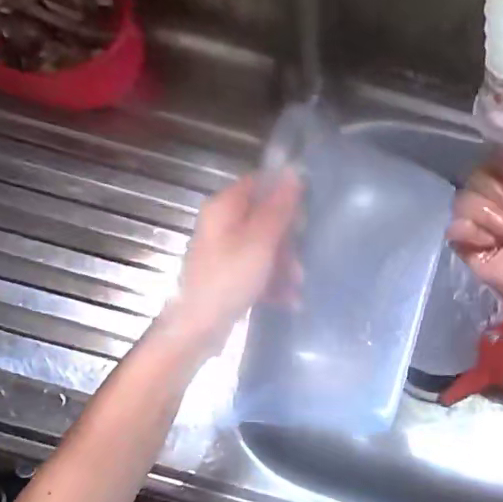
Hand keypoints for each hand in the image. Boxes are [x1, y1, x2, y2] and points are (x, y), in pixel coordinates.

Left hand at [162, 170, 302, 353]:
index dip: (284, 195)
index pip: (259, 183)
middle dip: (288, 240)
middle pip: (264, 218)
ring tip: (296, 286)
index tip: (305, 215)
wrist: (198, 329)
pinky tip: (289, 300)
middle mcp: (222, 225)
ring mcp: (224, 252)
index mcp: (224, 208)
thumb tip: (294, 173)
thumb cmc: (228, 279)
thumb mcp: (260, 241)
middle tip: (300, 259)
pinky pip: (257, 271)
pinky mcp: (228, 276)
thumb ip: (279, 208)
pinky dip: (273, 282)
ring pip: (264, 247)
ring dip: (285, 265)